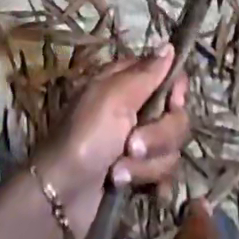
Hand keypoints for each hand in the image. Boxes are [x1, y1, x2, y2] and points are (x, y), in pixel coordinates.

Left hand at [33, 47, 188, 238]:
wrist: (62, 194)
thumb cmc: (85, 136)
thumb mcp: (114, 98)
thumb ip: (146, 73)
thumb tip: (169, 45)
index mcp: (126, 83)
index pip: (169, 77)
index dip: (176, 91)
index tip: (172, 103)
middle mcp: (135, 109)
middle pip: (176, 117)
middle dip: (158, 136)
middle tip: (132, 144)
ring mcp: (138, 143)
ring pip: (171, 149)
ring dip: (146, 164)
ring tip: (118, 172)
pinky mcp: (140, 172)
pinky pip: (166, 175)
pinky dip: (151, 182)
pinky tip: (138, 190)